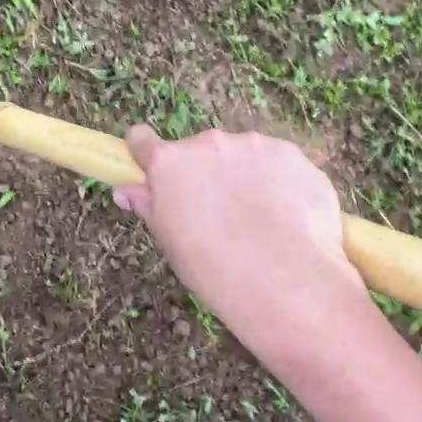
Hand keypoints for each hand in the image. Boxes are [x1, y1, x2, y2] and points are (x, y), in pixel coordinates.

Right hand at [113, 125, 387, 365]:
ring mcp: (254, 145)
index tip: (153, 174)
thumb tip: (128, 191)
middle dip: (204, 173)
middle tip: (216, 214)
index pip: (141, 140)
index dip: (146, 156)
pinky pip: (277, 163)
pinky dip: (278, 182)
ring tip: (259, 220)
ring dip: (242, 175)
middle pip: (198, 151)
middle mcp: (208, 143)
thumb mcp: (170, 241)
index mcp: (169, 163)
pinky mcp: (293, 155)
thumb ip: (149, 206)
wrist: (286, 280)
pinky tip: (287, 218)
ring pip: (241, 155)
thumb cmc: (214, 267)